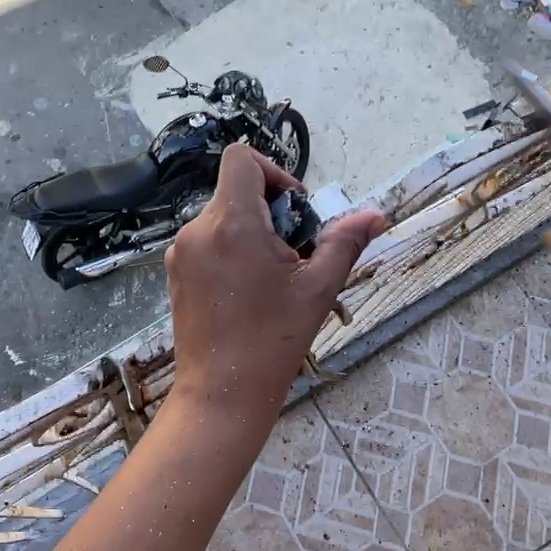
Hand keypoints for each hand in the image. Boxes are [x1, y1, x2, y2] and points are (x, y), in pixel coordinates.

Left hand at [165, 145, 385, 424]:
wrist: (222, 392)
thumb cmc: (273, 341)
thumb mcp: (318, 288)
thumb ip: (345, 243)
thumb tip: (375, 216)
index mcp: (232, 223)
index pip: (241, 158)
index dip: (274, 172)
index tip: (294, 209)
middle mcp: (197, 229)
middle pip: (235, 191)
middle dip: (270, 211)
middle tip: (293, 253)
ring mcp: (181, 252)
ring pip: (222, 218)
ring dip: (251, 233)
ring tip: (271, 278)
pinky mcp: (176, 273)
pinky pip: (206, 242)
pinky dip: (230, 251)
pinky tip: (247, 290)